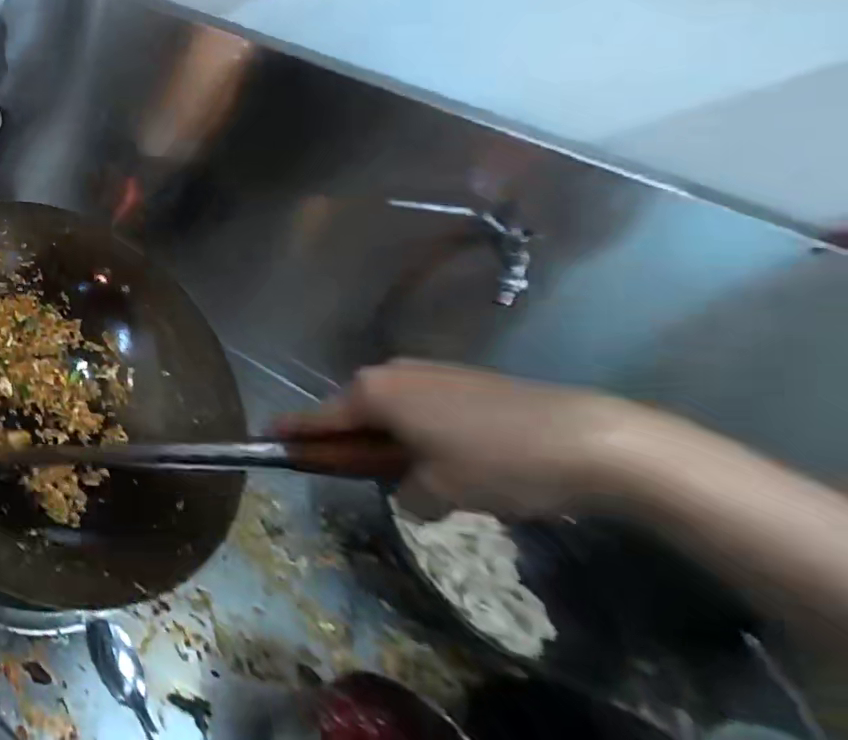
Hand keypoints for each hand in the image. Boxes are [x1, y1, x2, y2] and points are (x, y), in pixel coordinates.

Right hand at [275, 359, 662, 516]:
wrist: (597, 440)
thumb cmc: (497, 463)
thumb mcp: (440, 492)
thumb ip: (405, 493)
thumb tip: (411, 489)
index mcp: (371, 394)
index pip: (320, 419)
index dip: (294, 433)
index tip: (266, 436)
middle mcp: (390, 373)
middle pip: (355, 410)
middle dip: (356, 440)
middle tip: (370, 473)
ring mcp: (429, 371)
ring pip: (393, 408)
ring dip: (396, 435)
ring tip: (430, 471)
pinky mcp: (465, 378)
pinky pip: (425, 404)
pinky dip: (427, 428)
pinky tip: (463, 454)